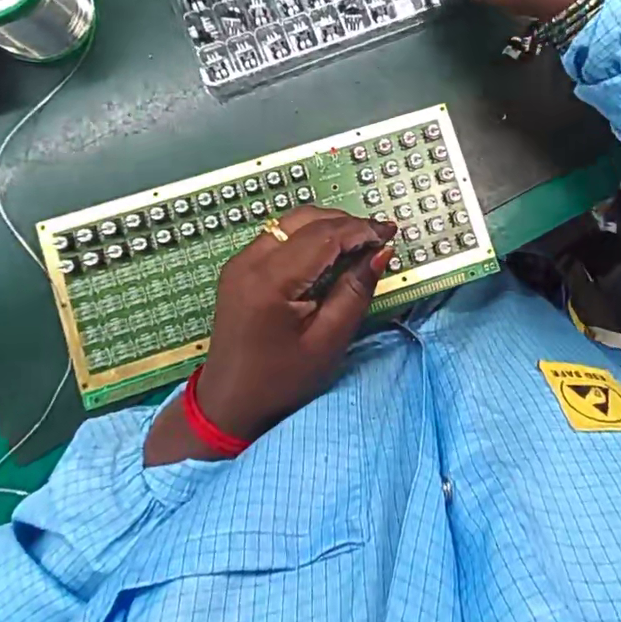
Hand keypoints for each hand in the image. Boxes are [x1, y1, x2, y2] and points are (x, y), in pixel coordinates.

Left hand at [144, 208, 395, 463]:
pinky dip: (307, 237)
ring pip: (290, 223)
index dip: (360, 229)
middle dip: (345, 222)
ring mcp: (239, 263)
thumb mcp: (327, 341)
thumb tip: (380, 252)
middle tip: (377, 237)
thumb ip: (354, 291)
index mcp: (269, 281)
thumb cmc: (280, 381)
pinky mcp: (238, 269)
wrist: (230, 402)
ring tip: (358, 244)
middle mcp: (248, 261)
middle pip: (304, 219)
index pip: (323, 235)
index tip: (390, 232)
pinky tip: (328, 254)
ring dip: (326, 226)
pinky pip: (278, 237)